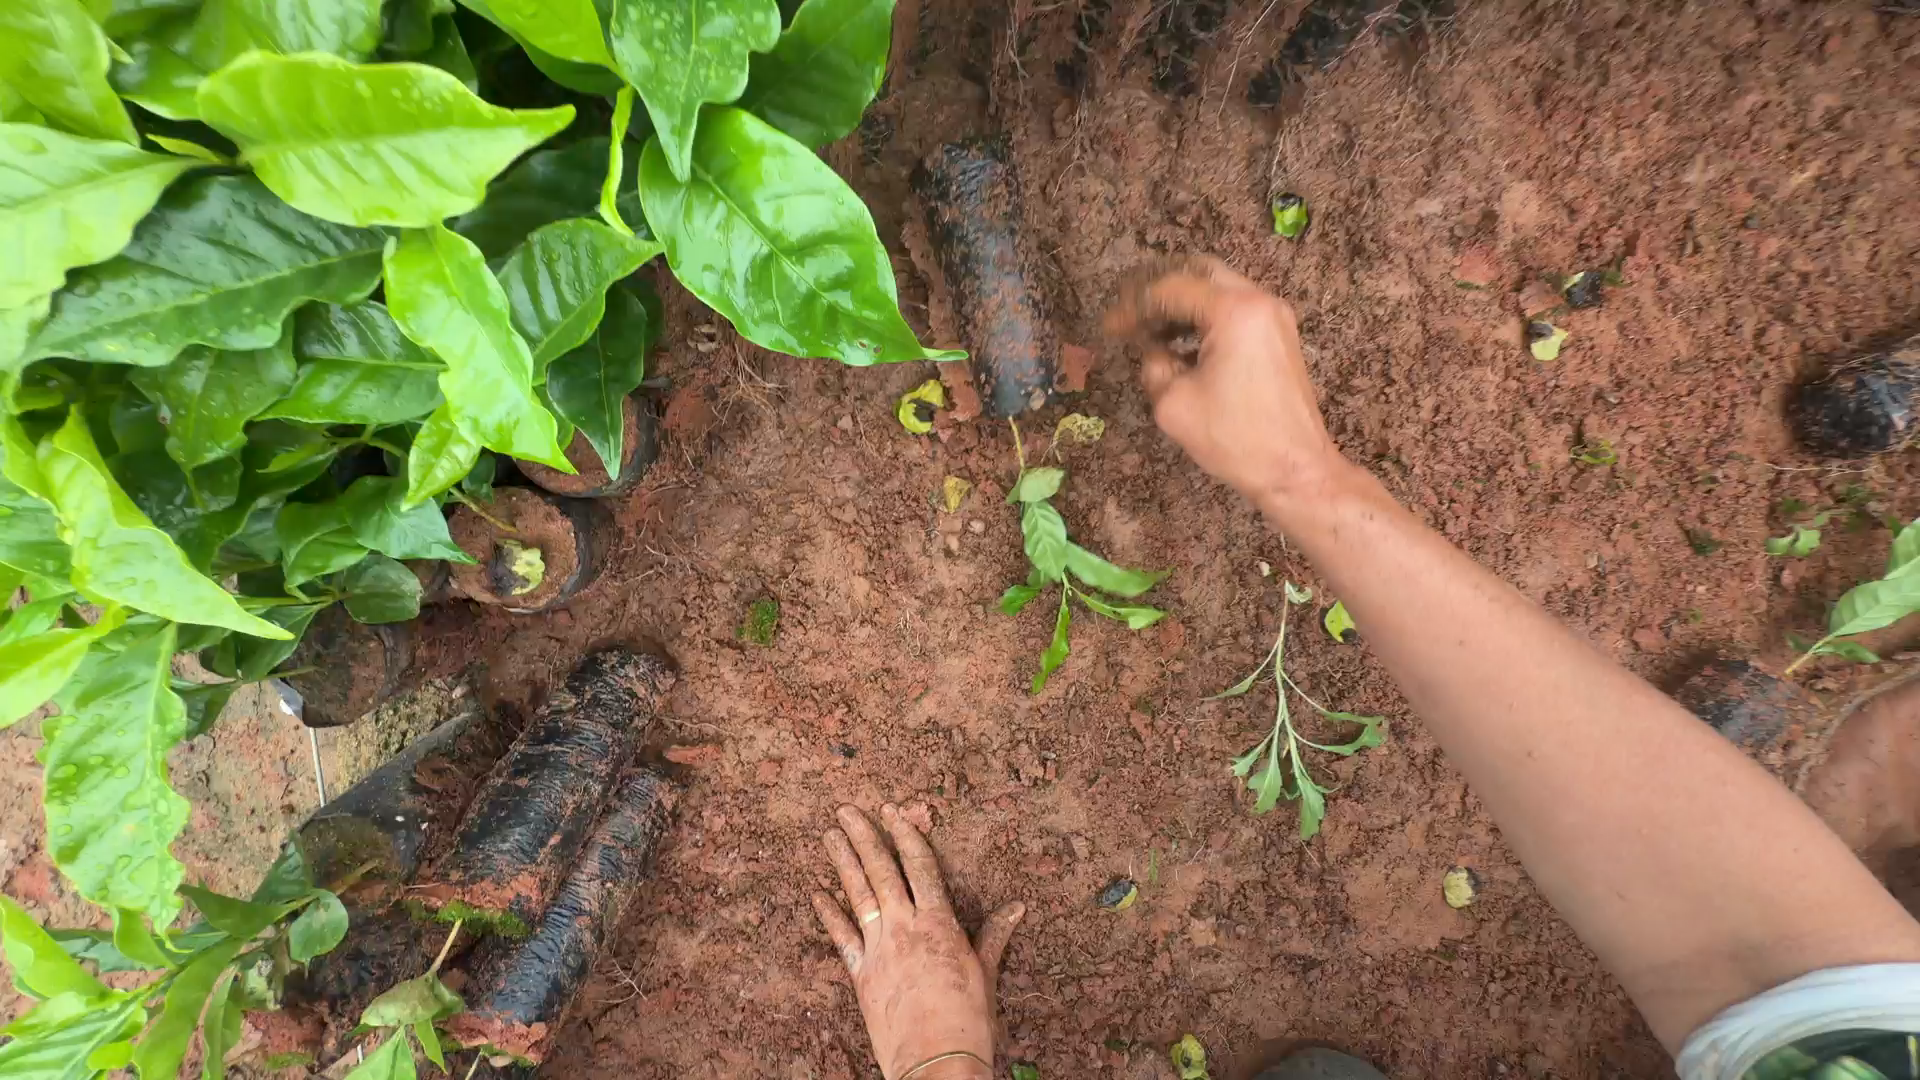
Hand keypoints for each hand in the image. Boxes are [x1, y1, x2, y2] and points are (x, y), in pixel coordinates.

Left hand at [812, 805, 1023, 1079]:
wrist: (936, 1065)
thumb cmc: (968, 1019)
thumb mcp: (985, 971)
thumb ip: (995, 934)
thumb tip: (1018, 907)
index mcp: (938, 921)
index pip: (919, 866)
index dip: (906, 835)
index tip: (893, 811)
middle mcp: (905, 927)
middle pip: (882, 872)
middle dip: (865, 837)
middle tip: (847, 809)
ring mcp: (880, 949)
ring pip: (858, 895)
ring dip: (843, 863)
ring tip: (829, 834)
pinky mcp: (862, 975)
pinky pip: (842, 938)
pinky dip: (829, 914)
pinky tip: (816, 892)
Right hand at [1105, 255, 1347, 515]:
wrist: (1294, 469)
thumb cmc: (1234, 439)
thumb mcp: (1173, 404)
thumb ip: (1153, 366)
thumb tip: (1151, 351)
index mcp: (1234, 312)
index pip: (1171, 289)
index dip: (1133, 307)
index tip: (1110, 328)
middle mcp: (1259, 302)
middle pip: (1198, 274)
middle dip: (1158, 292)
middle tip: (1130, 316)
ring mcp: (1273, 318)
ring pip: (1217, 291)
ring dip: (1180, 307)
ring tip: (1149, 334)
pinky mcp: (1277, 337)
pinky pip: (1232, 313)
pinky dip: (1202, 321)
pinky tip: (1178, 348)